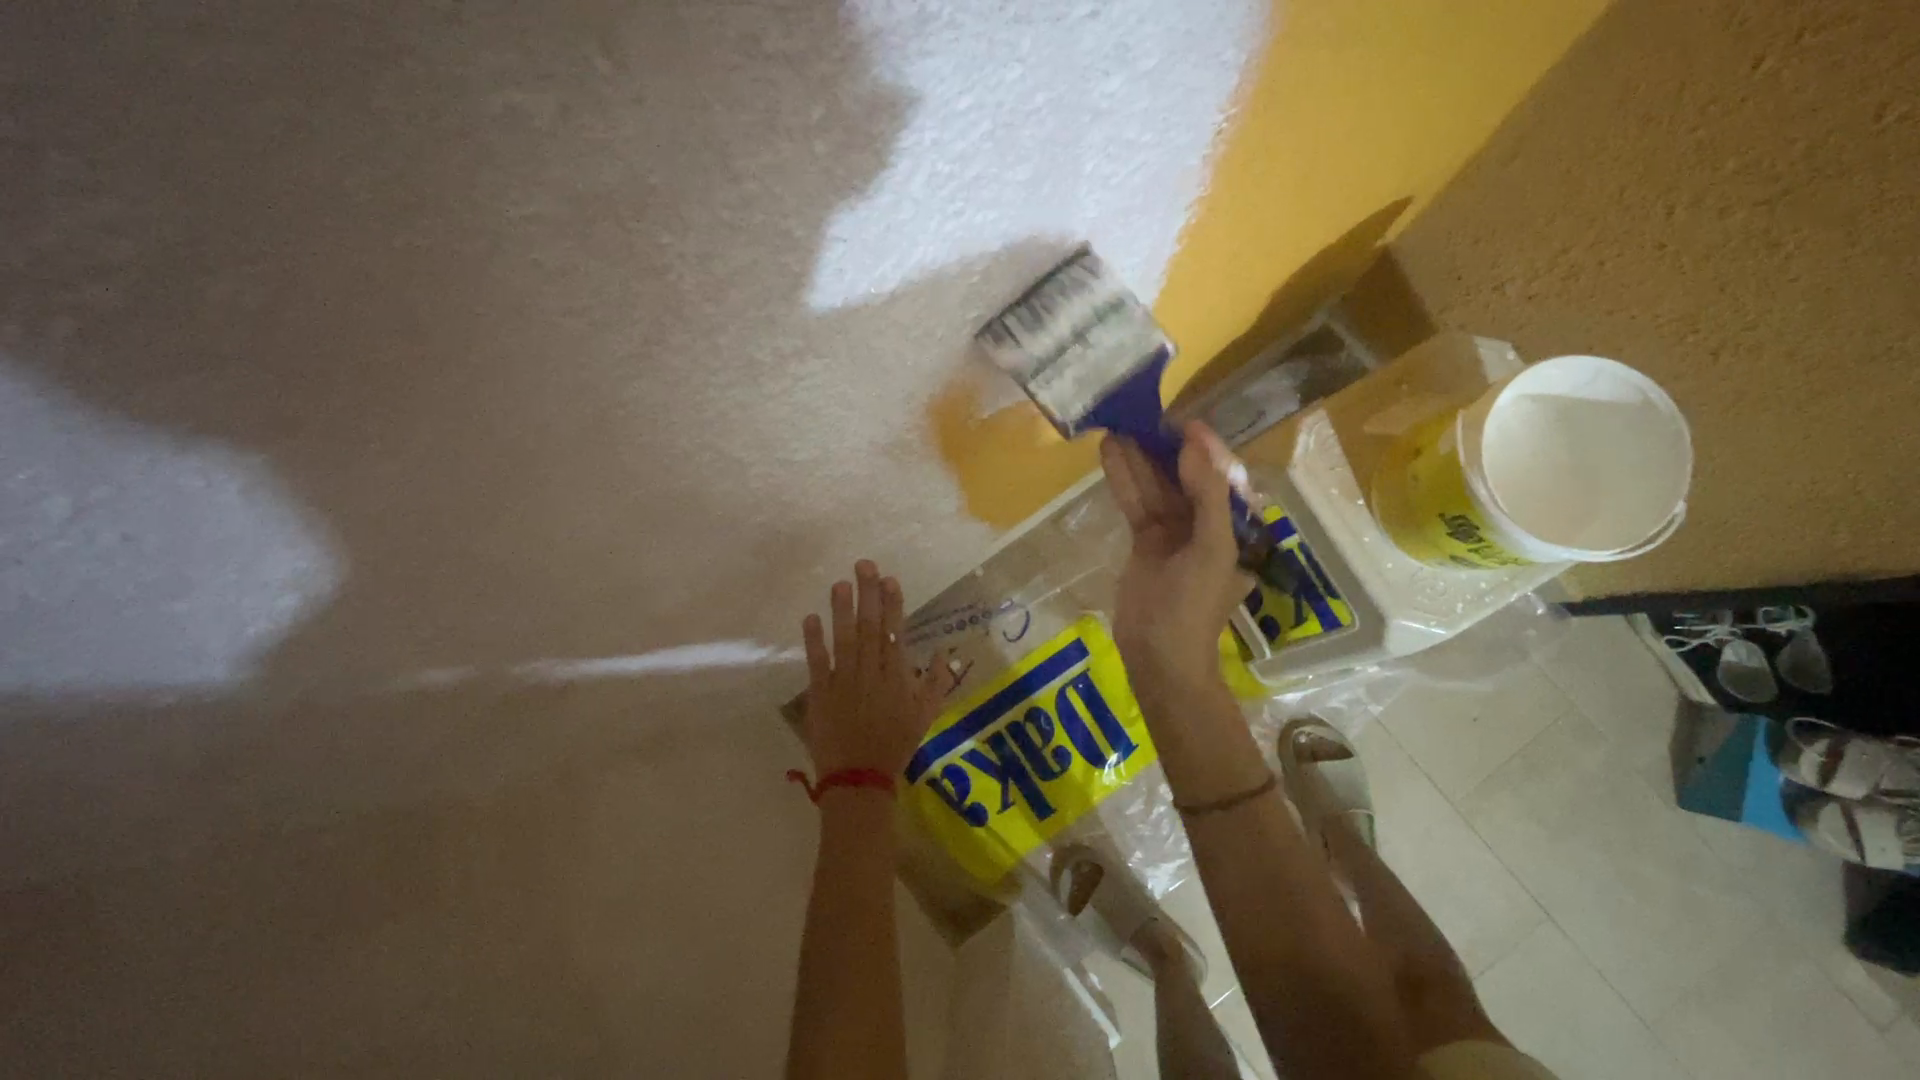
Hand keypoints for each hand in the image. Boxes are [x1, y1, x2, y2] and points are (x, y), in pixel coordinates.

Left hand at [801, 560, 953, 778]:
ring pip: (845, 639)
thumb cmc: (895, 745)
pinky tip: (811, 617)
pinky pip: (817, 663)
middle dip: (867, 594)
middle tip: (863, 565)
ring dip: (842, 610)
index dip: (892, 604)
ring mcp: (844, 682)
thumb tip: (942, 651)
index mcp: (897, 677)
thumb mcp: (925, 716)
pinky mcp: (820, 693)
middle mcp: (871, 673)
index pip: (895, 632)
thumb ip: (935, 683)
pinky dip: (814, 641)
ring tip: (839, 584)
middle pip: (870, 627)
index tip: (889, 579)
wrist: (860, 778)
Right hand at [1100, 421, 1250, 698]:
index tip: (1181, 423)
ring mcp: (1172, 533)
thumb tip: (1193, 446)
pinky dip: (1123, 480)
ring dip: (1138, 458)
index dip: (1203, 449)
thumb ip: (1206, 496)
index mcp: (1231, 526)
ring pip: (1156, 486)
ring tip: (1117, 425)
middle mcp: (1203, 524)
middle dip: (1164, 448)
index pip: (1219, 476)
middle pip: (1183, 476)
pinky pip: (1135, 503)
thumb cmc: (1193, 607)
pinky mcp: (1144, 542)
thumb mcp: (1211, 550)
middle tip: (1141, 415)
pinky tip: (1109, 453)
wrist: (1160, 657)